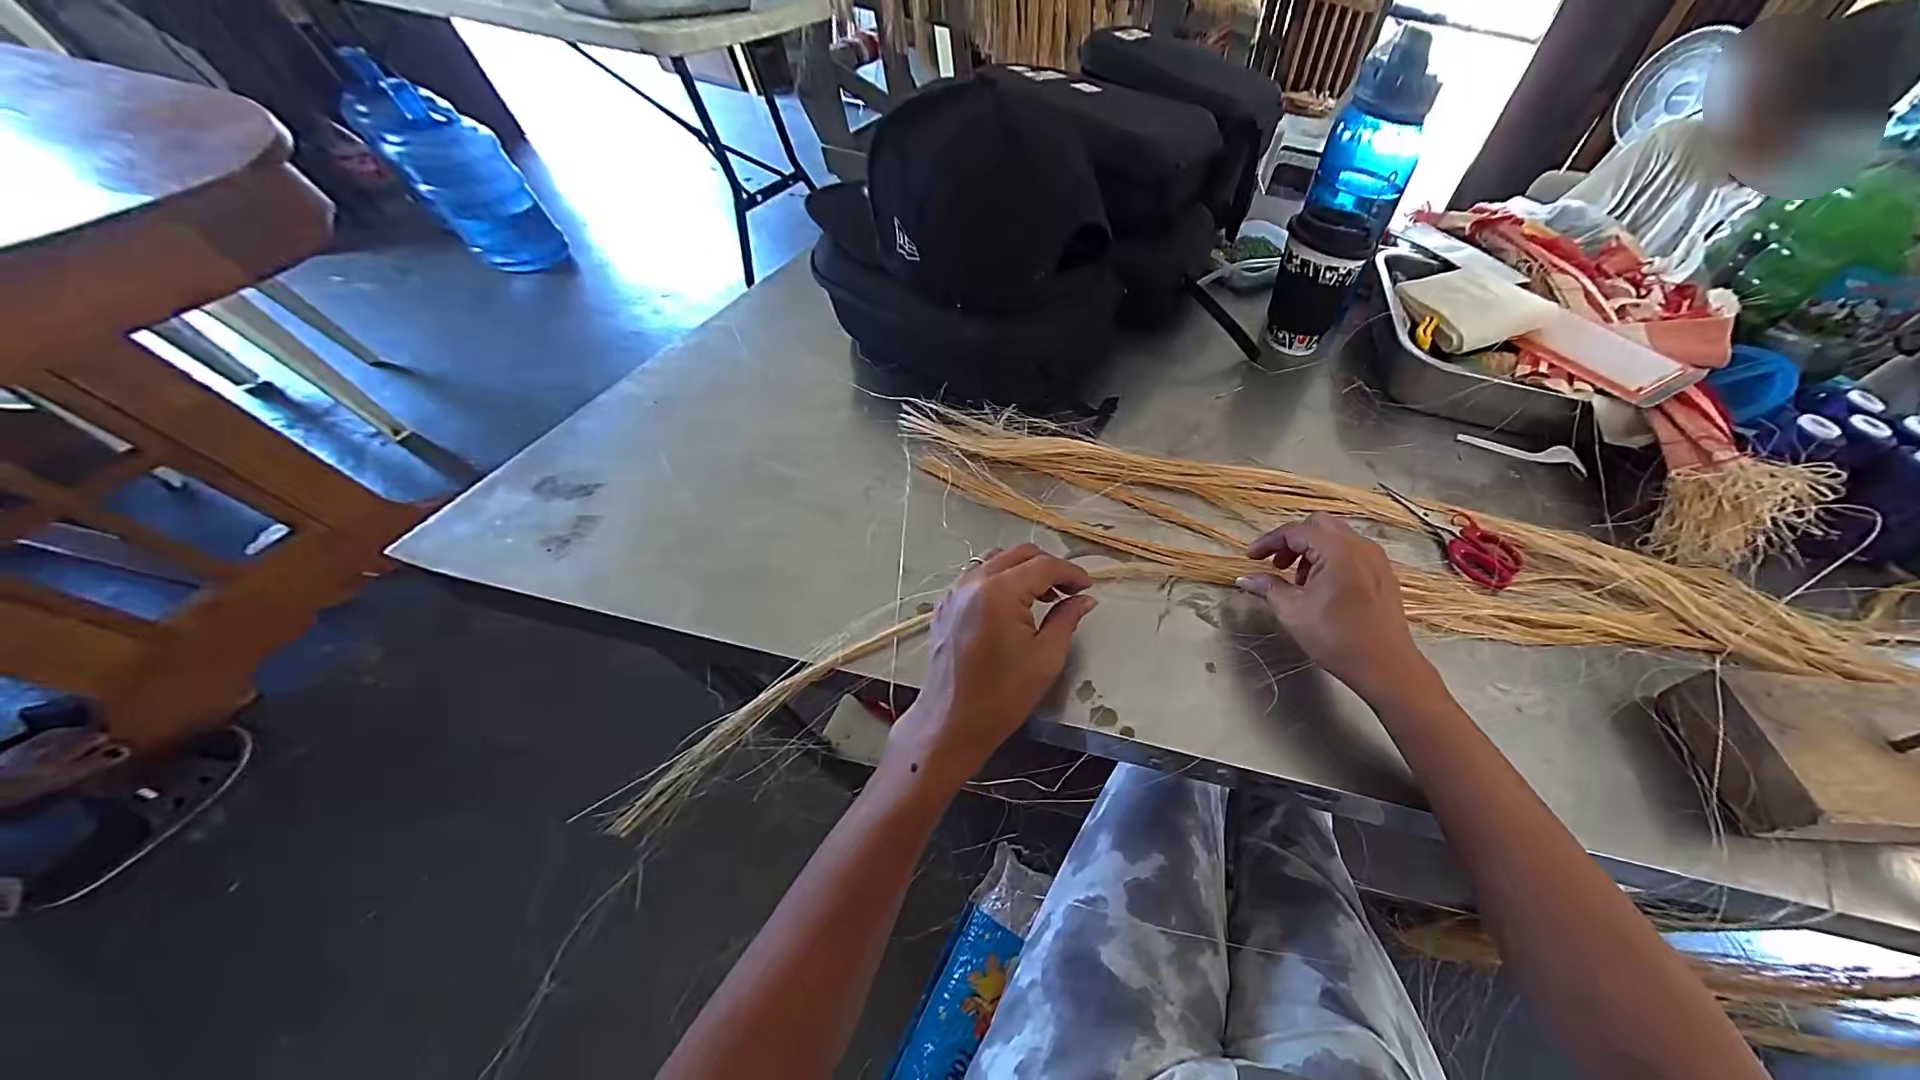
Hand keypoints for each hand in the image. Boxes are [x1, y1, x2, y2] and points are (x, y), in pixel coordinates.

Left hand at [883, 544, 1095, 793]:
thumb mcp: (1046, 657)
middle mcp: (973, 583)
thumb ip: (1067, 619)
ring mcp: (954, 593)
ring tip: (1043, 596)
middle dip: (1047, 566)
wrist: (952, 722)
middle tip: (1068, 589)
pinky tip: (1013, 605)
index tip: (1087, 587)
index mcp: (999, 592)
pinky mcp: (945, 607)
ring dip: (1022, 570)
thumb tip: (1083, 599)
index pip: (1043, 566)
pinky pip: (976, 578)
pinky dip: (999, 580)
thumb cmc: (1002, 695)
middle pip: (1017, 554)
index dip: (1070, 573)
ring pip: (994, 561)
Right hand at [1236, 514, 1432, 699]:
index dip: (1268, 542)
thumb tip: (1245, 578)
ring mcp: (1376, 559)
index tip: (1251, 557)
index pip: (1295, 532)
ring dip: (1311, 550)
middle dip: (1292, 540)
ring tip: (1298, 580)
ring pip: (1336, 537)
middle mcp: (1360, 547)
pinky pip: (1351, 552)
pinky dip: (1330, 558)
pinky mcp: (1384, 574)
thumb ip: (1268, 587)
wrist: (1386, 666)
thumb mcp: (1293, 611)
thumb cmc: (1336, 637)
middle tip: (1276, 564)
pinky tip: (1321, 587)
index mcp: (1338, 551)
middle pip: (1319, 525)